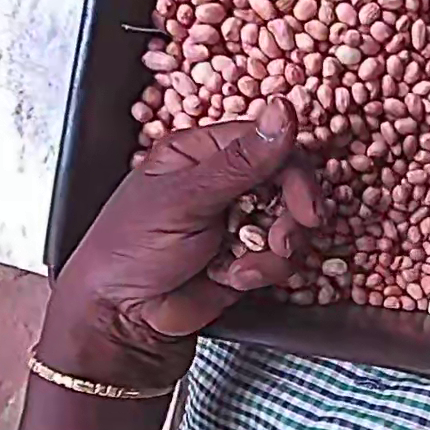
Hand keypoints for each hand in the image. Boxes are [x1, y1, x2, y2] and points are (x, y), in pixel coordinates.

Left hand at [39, 100, 322, 388]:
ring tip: (244, 269)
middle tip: (283, 242)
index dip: (294, 174)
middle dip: (291, 218)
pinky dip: (264, 271)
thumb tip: (285, 111)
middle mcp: (226, 182)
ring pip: (291, 223)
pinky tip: (234, 278)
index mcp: (203, 153)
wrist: (122, 317)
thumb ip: (242, 162)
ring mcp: (239, 219)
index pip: (269, 145)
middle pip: (289, 184)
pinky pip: (282, 257)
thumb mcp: (185, 199)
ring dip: (276, 251)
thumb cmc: (131, 249)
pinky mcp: (248, 255)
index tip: (306, 206)